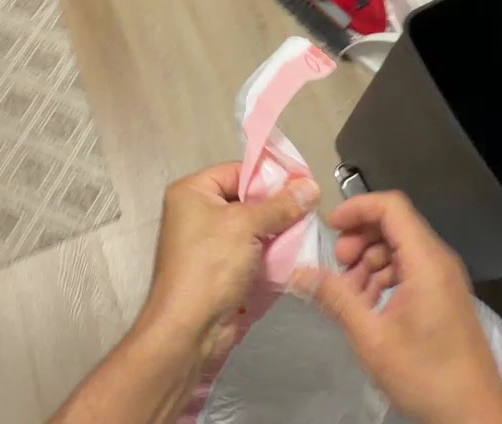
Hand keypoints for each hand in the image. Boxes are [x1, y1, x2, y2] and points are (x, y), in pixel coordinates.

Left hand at [139, 162, 318, 360]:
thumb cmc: (210, 266)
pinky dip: (271, 253)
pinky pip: (251, 252)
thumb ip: (280, 205)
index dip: (269, 175)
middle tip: (310, 207)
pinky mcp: (222, 270)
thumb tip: (310, 186)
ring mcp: (209, 244)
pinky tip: (296, 253)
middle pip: (246, 200)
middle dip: (277, 206)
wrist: (190, 330)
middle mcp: (198, 213)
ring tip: (308, 229)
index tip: (302, 182)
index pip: (237, 171)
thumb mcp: (246, 226)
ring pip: (252, 228)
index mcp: (192, 192)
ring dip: (277, 232)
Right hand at [303, 191, 501, 423]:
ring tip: (349, 294)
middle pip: (394, 224)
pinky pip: (410, 269)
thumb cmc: (427, 376)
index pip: (391, 206)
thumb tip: (298, 273)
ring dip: (369, 261)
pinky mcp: (445, 297)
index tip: (330, 228)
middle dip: (359, 238)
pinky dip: (385, 277)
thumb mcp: (372, 338)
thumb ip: (336, 299)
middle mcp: (439, 260)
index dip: (357, 208)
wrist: (477, 420)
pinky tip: (369, 306)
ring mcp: (445, 279)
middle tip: (338, 266)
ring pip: (400, 247)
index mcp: (426, 261)